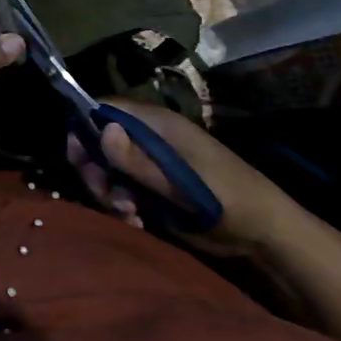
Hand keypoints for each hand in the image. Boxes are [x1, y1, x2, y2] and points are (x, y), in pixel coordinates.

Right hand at [67, 99, 297, 246]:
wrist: (261, 231)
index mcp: (159, 126)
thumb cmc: (228, 199)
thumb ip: (140, 160)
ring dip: (110, 195)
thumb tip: (102, 128)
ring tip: (131, 215)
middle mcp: (151, 141)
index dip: (86, 127)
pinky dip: (123, 208)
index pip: (108, 109)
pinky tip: (137, 223)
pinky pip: (123, 193)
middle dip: (98, 172)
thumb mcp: (182, 183)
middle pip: (101, 143)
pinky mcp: (154, 190)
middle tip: (110, 198)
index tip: (79, 158)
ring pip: (109, 171)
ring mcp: (152, 166)